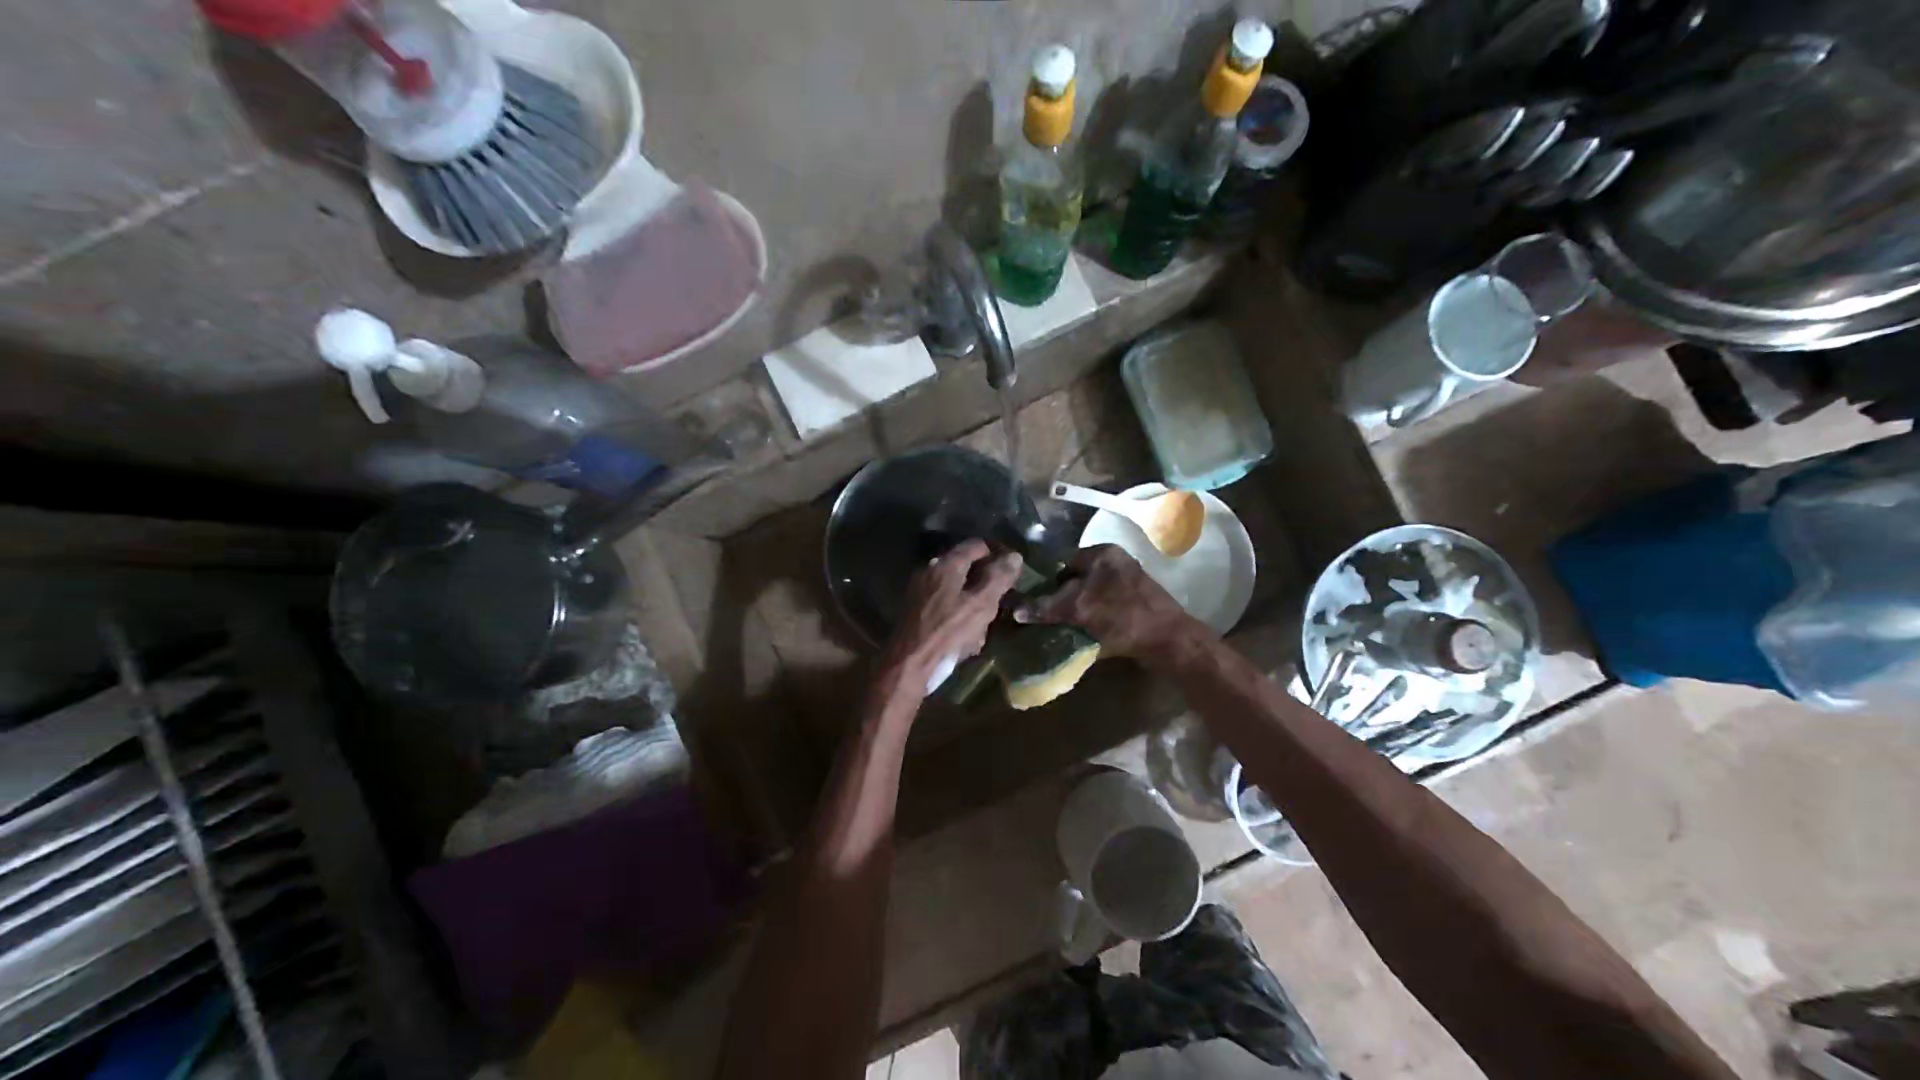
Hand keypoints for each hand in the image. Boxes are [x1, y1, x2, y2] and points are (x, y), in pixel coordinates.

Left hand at [878, 539, 1023, 689]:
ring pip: (954, 588)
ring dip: (971, 603)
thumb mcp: (980, 605)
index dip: (997, 554)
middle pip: (964, 567)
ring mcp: (918, 591)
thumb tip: (1014, 555)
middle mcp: (928, 571)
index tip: (1012, 572)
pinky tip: (964, 637)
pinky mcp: (913, 611)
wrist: (907, 666)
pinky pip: (942, 605)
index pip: (976, 545)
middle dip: (984, 583)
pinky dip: (957, 615)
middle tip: (1000, 602)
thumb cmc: (947, 634)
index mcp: (946, 564)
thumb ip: (998, 578)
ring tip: (984, 627)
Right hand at [1013, 544, 1201, 662]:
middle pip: (1072, 578)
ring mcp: (1124, 583)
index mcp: (1102, 553)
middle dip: (1054, 596)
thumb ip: (1046, 607)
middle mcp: (1113, 563)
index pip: (1061, 560)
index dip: (1042, 578)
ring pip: (1085, 594)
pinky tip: (1073, 632)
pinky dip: (1085, 618)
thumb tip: (1015, 609)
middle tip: (1036, 614)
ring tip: (1050, 625)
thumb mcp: (1080, 609)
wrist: (1170, 642)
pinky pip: (1099, 607)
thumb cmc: (1124, 617)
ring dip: (1069, 609)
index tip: (1025, 597)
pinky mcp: (1131, 604)